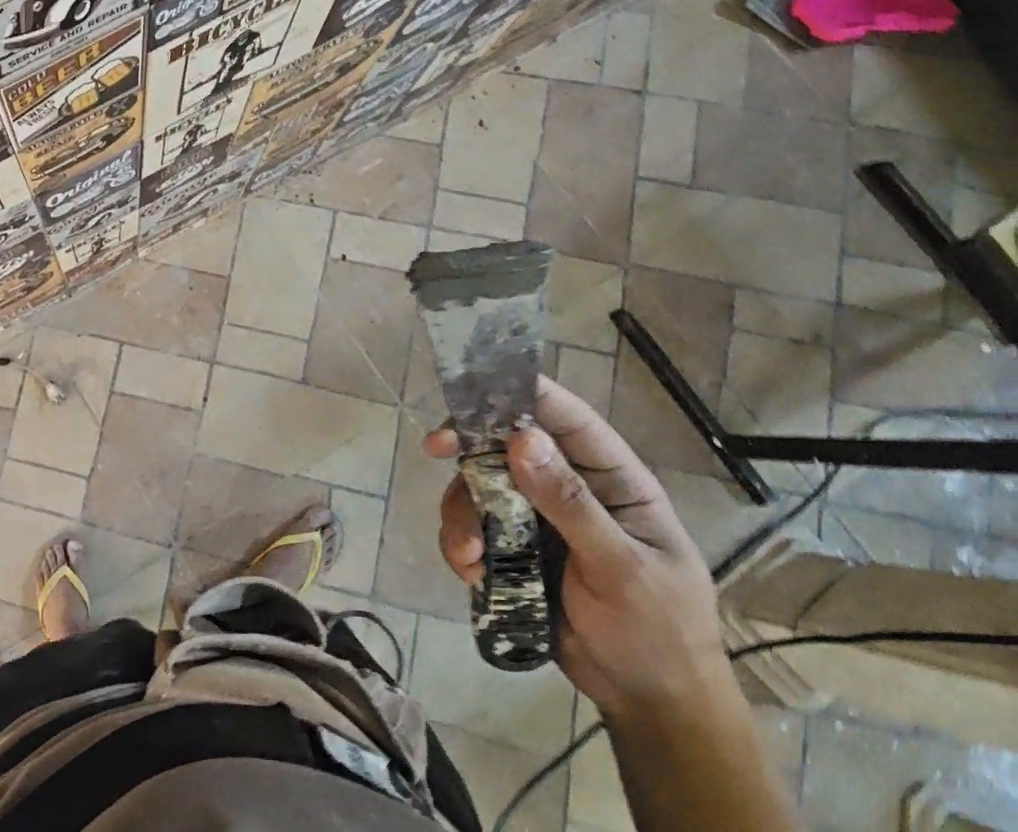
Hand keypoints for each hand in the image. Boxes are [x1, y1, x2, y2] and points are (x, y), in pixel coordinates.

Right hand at [427, 377, 731, 719]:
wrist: (648, 700)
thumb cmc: (657, 631)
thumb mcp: (620, 566)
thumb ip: (570, 503)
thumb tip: (522, 437)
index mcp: (614, 482)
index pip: (567, 420)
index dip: (519, 395)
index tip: (469, 392)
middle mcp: (570, 491)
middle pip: (506, 449)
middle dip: (470, 455)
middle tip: (435, 452)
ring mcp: (538, 523)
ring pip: (480, 492)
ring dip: (462, 517)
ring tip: (467, 559)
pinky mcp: (514, 554)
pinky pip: (473, 532)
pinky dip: (462, 548)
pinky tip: (472, 576)